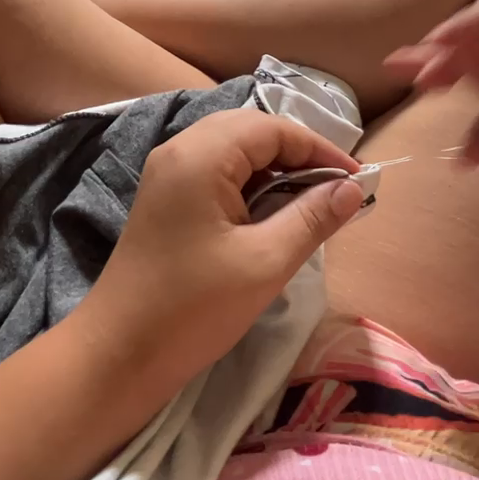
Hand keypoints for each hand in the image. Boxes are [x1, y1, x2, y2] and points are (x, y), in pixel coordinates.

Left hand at [78, 108, 363, 393]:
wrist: (120, 351)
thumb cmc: (194, 307)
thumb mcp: (265, 263)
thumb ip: (312, 219)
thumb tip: (353, 188)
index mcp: (200, 154)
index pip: (271, 128)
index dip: (319, 149)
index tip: (358, 180)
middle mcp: (180, 149)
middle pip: (250, 130)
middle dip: (297, 153)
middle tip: (336, 189)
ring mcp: (168, 171)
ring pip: (232, 148)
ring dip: (274, 167)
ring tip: (310, 201)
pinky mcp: (165, 195)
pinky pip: (215, 169)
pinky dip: (249, 181)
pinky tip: (270, 210)